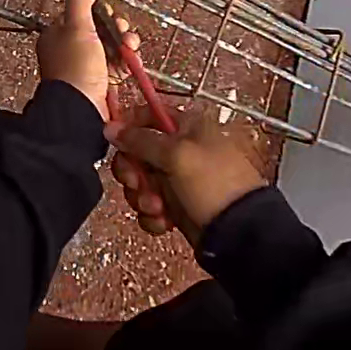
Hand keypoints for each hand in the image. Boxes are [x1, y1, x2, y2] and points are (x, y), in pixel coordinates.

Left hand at [36, 0, 136, 121]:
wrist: (81, 110)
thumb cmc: (73, 71)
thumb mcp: (76, 27)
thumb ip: (81, 1)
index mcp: (58, 35)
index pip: (81, 13)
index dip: (98, 11)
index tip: (108, 12)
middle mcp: (71, 50)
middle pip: (100, 28)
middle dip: (116, 26)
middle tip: (121, 30)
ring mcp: (87, 66)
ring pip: (111, 45)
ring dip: (124, 41)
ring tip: (128, 45)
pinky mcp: (102, 81)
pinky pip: (119, 64)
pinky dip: (127, 59)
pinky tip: (131, 58)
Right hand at [106, 109, 264, 244]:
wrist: (241, 235)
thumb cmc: (212, 184)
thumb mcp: (176, 155)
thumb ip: (140, 140)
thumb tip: (109, 127)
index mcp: (186, 126)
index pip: (146, 114)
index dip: (128, 126)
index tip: (116, 143)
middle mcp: (180, 148)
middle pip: (137, 150)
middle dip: (132, 171)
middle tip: (137, 184)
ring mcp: (177, 178)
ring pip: (141, 180)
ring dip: (142, 196)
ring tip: (157, 208)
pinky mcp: (176, 205)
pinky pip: (150, 204)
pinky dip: (152, 215)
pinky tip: (164, 222)